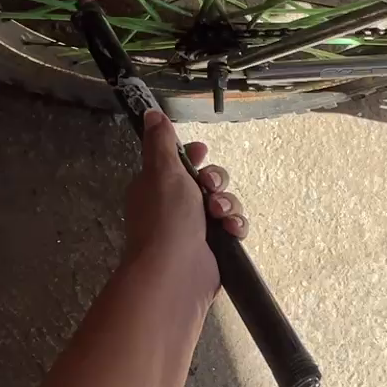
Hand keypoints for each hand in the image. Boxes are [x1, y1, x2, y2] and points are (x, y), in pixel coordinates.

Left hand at [124, 109, 244, 301]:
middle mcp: (175, 206)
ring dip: (228, 204)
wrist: (175, 272)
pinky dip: (236, 225)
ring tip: (220, 216)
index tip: (202, 153)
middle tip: (210, 188)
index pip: (180, 162)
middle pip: (208, 180)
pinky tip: (231, 231)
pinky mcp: (214, 246)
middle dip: (216, 181)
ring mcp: (196, 227)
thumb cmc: (166, 219)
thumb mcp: (163, 171)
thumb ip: (161, 142)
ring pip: (224, 202)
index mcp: (158, 186)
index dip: (195, 155)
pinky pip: (234, 226)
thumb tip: (150, 114)